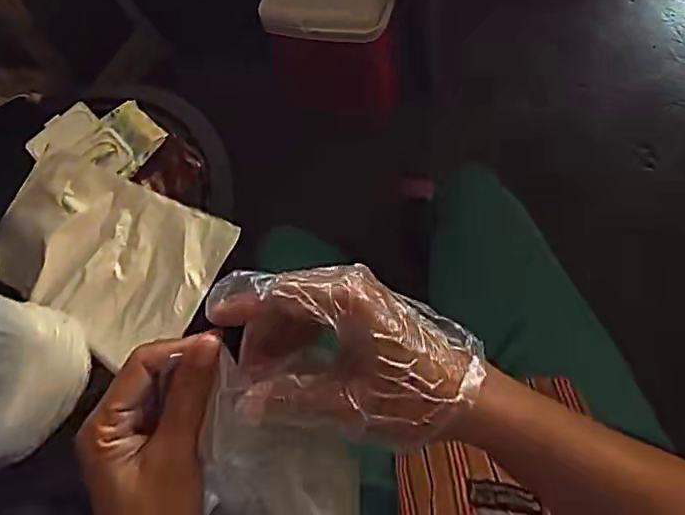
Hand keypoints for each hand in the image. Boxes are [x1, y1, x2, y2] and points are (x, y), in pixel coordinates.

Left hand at [75, 333, 220, 514]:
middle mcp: (109, 422)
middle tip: (223, 360)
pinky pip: (168, 408)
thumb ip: (190, 394)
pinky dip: (190, 402)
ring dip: (191, 382)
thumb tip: (209, 341)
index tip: (215, 346)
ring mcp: (127, 435)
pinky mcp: (145, 447)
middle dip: (186, 364)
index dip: (178, 349)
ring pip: (162, 388)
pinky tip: (211, 400)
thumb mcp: (175, 453)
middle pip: (150, 373)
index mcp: (102, 423)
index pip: (140, 363)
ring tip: (221, 376)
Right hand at [204, 264, 484, 447]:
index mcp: (344, 296)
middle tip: (246, 371)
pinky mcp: (365, 306)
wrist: (467, 395)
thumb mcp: (348, 401)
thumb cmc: (412, 394)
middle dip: (262, 328)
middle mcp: (349, 283)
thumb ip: (292, 396)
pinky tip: (292, 363)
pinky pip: (320, 311)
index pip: (281, 290)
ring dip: (280, 332)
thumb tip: (247, 400)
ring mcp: (359, 292)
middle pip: (289, 294)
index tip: (216, 315)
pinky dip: (301, 333)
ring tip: (265, 375)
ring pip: (303, 302)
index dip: (245, 301)